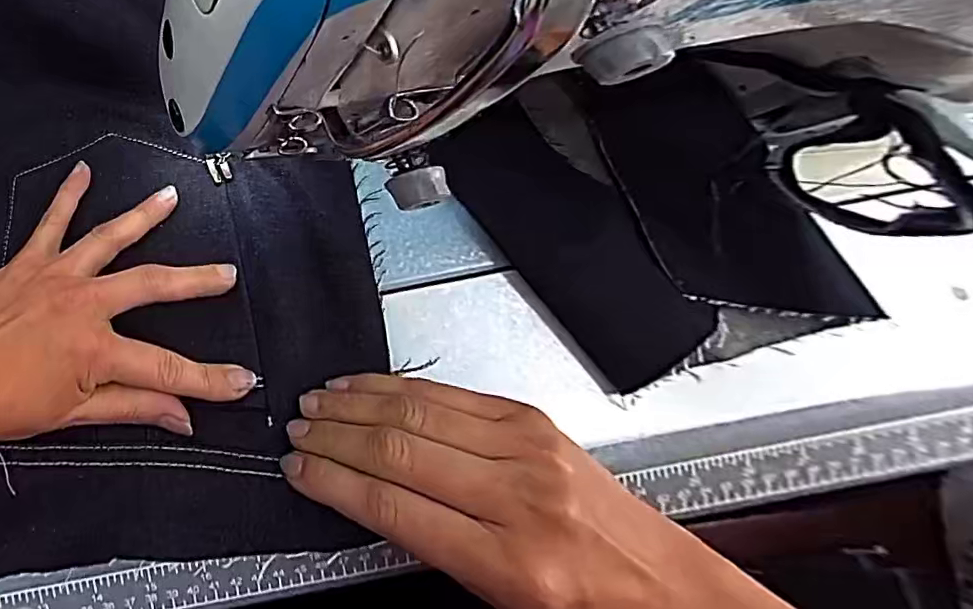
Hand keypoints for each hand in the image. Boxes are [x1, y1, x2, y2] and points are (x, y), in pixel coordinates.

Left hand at [0, 161, 257, 450]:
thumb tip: (182, 418)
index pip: (168, 369)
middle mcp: (85, 304)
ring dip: (144, 216)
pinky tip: (83, 171)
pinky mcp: (31, 261)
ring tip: (172, 196)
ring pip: (112, 238)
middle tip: (227, 273)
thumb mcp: (71, 416)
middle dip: (197, 282)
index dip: (210, 379)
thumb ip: (132, 408)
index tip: (243, 380)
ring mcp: (59, 275)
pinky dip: (69, 194)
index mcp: (96, 350)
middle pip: (154, 287)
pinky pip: (53, 221)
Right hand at [281, 376, 789, 608]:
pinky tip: (371, 385)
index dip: (333, 482)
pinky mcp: (532, 419)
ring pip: (417, 411)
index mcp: (511, 563)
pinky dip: (399, 386)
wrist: (676, 596)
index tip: (299, 468)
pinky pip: (450, 394)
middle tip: (297, 428)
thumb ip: (437, 552)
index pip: (393, 505)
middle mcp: (517, 496)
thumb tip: (372, 503)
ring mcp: (526, 447)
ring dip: (358, 402)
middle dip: (335, 435)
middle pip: (398, 448)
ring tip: (319, 401)